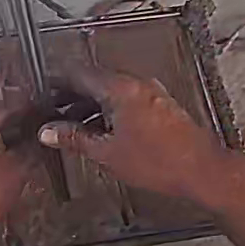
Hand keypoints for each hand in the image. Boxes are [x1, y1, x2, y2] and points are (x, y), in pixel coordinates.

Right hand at [37, 68, 244, 209]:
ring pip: (112, 92)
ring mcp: (152, 94)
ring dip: (91, 106)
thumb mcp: (107, 153)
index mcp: (121, 88)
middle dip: (72, 97)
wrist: (201, 171)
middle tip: (53, 113)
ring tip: (74, 128)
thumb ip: (75, 139)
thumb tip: (50, 133)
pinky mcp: (161, 107)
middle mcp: (137, 84)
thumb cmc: (162, 162)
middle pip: (95, 81)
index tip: (43, 95)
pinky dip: (111, 112)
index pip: (78, 74)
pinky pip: (128, 101)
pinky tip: (104, 133)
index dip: (56, 84)